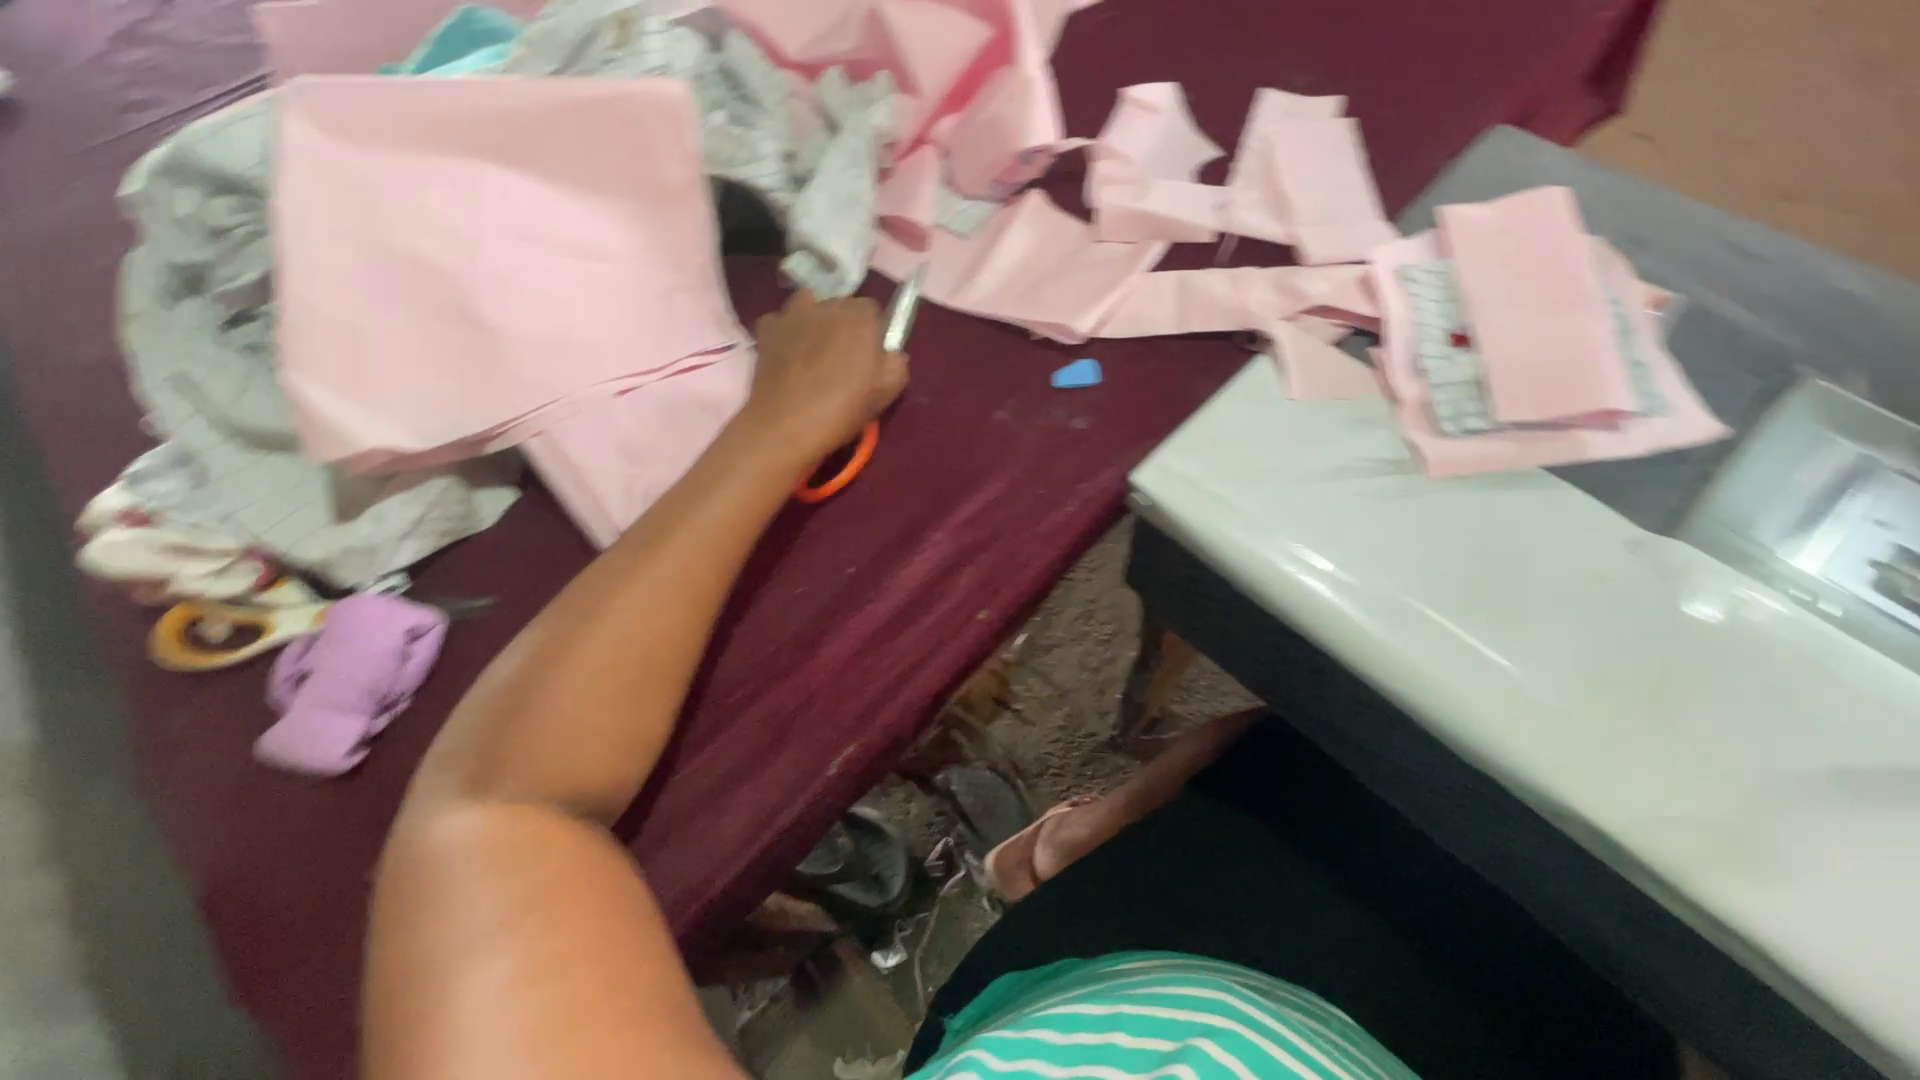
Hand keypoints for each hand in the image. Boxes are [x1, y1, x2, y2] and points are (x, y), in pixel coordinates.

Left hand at [742, 290, 908, 465]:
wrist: (787, 424)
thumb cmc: (844, 407)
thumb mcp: (889, 390)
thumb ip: (897, 361)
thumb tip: (889, 352)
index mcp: (861, 316)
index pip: (872, 310)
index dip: (872, 332)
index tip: (869, 355)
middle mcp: (827, 304)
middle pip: (840, 305)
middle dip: (843, 325)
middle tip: (842, 358)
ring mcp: (793, 314)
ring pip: (808, 305)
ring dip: (813, 320)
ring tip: (812, 349)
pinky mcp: (767, 328)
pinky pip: (780, 321)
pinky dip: (785, 333)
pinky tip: (786, 354)